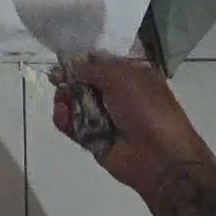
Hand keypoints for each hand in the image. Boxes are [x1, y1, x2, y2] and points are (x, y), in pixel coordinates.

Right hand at [53, 54, 213, 198]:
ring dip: (64, 98)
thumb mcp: (122, 78)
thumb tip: (72, 64)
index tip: (62, 58)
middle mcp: (117, 95)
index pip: (101, 62)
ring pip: (75, 103)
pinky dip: (64, 119)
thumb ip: (92, 69)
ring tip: (60, 99)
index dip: (82, 59)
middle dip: (68, 78)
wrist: (161, 157)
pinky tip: (62, 113)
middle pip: (84, 82)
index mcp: (131, 75)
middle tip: (55, 78)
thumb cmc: (146, 109)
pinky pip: (72, 126)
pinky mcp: (93, 139)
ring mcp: (105, 118)